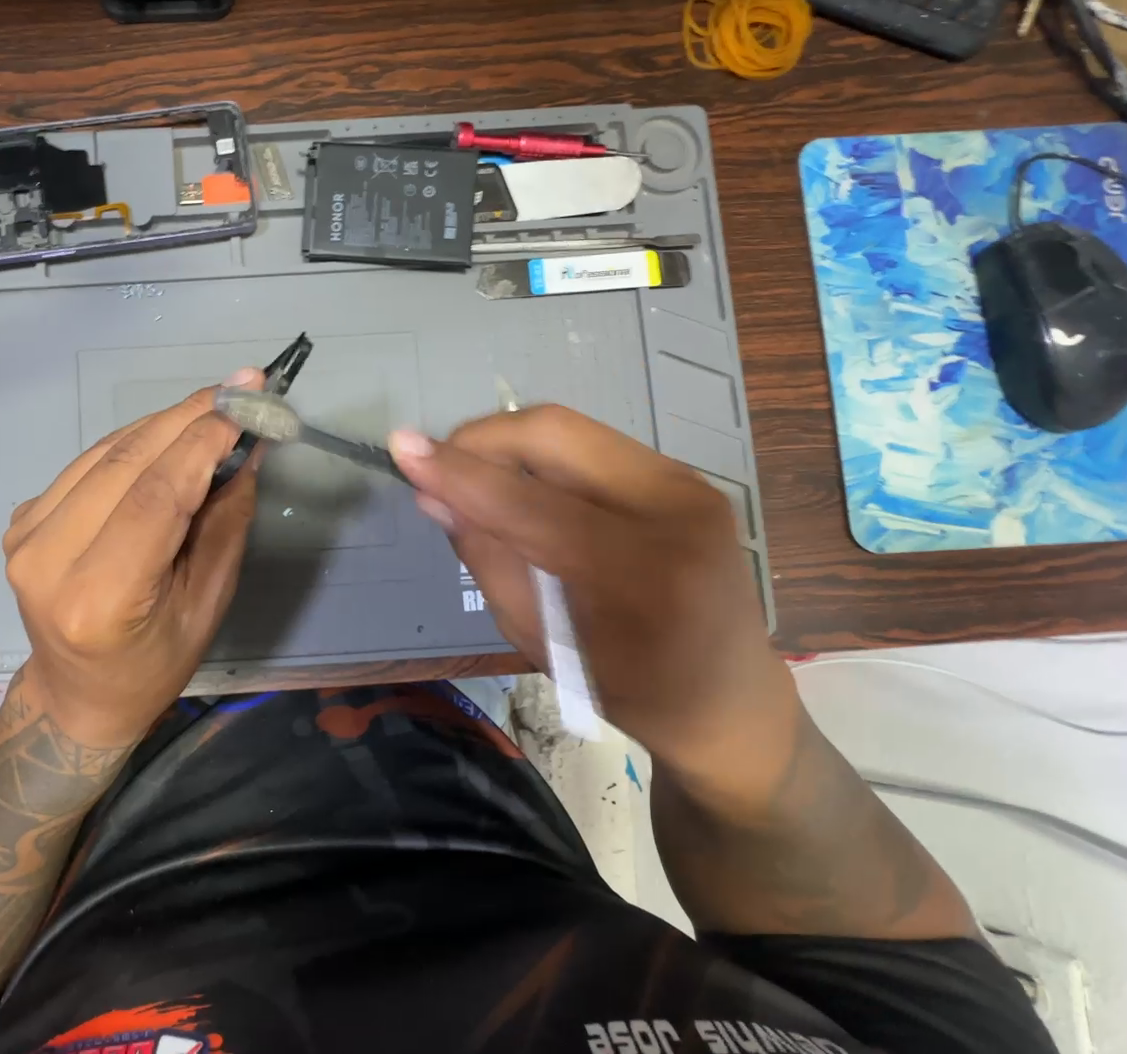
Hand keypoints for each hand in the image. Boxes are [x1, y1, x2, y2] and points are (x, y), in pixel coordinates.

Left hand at [3, 371, 263, 747]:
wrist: (75, 695)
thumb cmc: (152, 666)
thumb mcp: (206, 605)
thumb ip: (224, 524)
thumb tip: (246, 450)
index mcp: (98, 597)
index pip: (155, 497)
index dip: (203, 442)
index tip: (247, 402)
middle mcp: (47, 559)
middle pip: (125, 463)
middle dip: (186, 418)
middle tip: (238, 387)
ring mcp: (25, 537)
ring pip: (103, 454)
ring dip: (161, 424)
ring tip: (213, 406)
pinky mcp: (20, 522)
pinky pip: (85, 466)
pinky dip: (131, 444)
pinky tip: (168, 435)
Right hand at [388, 405, 791, 766]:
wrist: (725, 697)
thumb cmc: (627, 687)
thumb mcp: (540, 640)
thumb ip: (487, 559)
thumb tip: (434, 497)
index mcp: (639, 571)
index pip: (527, 501)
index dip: (457, 472)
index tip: (401, 449)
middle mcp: (672, 508)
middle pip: (553, 432)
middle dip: (480, 440)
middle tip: (439, 469)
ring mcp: (686, 483)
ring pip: (569, 430)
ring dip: (507, 447)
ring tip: (474, 483)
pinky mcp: (682, 476)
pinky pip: (588, 446)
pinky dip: (539, 458)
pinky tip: (520, 489)